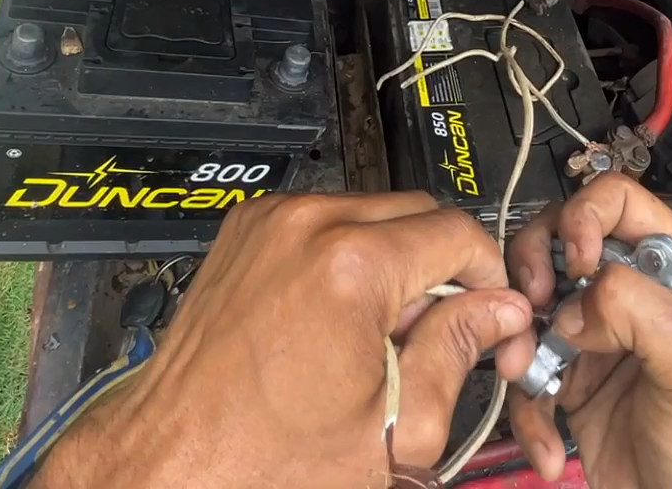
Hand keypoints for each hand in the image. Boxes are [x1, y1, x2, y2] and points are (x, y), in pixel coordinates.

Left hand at [32, 193, 531, 488]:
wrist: (170, 460)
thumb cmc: (265, 462)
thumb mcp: (391, 427)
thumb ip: (457, 352)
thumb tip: (500, 310)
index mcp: (351, 264)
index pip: (457, 231)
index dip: (487, 272)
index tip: (490, 307)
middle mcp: (310, 222)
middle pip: (419, 211)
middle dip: (441, 263)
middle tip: (436, 327)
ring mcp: (274, 217)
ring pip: (373, 210)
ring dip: (393, 256)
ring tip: (376, 328)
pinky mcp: (250, 224)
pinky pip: (326, 217)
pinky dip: (346, 250)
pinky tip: (335, 310)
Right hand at [498, 176, 671, 488]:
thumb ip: (638, 307)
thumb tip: (573, 303)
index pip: (616, 199)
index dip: (584, 216)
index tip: (574, 267)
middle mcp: (630, 283)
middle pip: (559, 234)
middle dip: (534, 266)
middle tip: (531, 307)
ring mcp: (594, 325)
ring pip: (530, 290)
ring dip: (517, 333)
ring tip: (523, 376)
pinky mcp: (565, 370)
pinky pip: (525, 357)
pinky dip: (524, 397)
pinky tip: (546, 439)